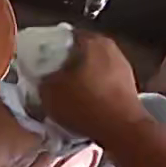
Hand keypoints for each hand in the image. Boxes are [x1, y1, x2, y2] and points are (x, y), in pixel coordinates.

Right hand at [38, 33, 152, 148]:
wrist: (122, 130)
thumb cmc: (84, 105)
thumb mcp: (49, 92)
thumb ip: (41, 79)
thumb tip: (42, 76)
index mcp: (90, 40)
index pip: (62, 36)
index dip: (46, 50)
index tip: (38, 64)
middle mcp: (109, 47)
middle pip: (79, 52)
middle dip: (64, 65)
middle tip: (49, 79)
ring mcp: (122, 65)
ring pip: (92, 67)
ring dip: (79, 78)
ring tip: (65, 94)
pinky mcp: (128, 85)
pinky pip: (103, 83)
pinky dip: (92, 90)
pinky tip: (83, 104)